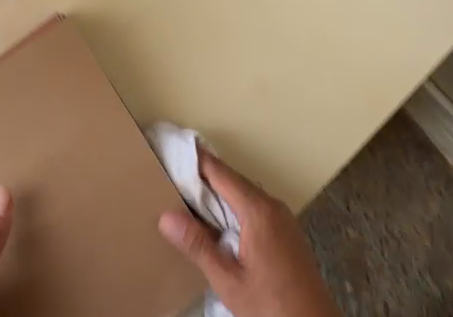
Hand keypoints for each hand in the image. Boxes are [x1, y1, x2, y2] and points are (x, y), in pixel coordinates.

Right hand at [158, 152, 340, 316]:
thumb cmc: (270, 304)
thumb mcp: (228, 280)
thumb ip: (198, 246)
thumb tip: (166, 216)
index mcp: (257, 210)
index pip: (220, 172)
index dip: (195, 160)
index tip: (171, 150)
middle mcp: (272, 204)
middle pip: (232, 180)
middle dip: (203, 178)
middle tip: (172, 179)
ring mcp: (283, 217)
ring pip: (244, 194)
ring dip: (219, 195)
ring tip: (189, 201)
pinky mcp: (287, 231)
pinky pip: (255, 207)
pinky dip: (234, 207)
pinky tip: (220, 225)